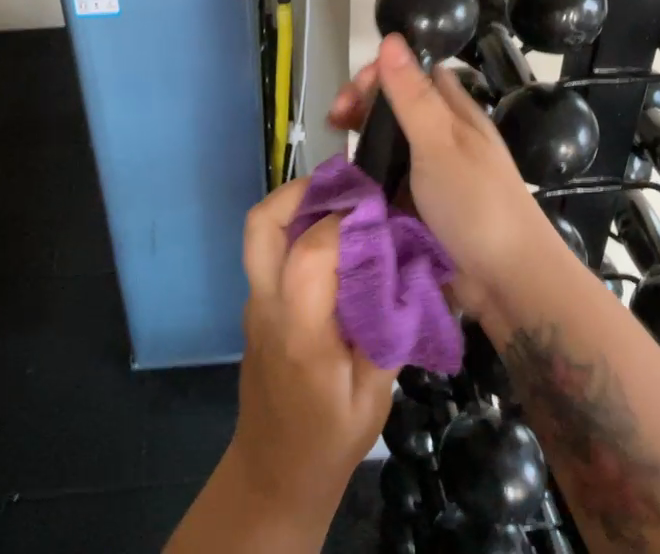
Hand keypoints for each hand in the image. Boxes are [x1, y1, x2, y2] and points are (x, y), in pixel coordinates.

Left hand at [228, 179, 396, 517]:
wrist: (272, 475)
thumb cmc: (328, 441)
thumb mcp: (373, 396)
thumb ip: (386, 330)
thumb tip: (405, 271)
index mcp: (299, 330)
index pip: (311, 252)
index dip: (344, 221)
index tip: (378, 207)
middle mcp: (266, 306)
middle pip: (261, 225)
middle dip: (299, 191)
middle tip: (345, 184)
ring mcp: (254, 306)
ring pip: (259, 236)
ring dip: (295, 208)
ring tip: (343, 205)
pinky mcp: (256, 310)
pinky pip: (269, 256)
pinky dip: (296, 234)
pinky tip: (336, 245)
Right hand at [329, 35, 562, 313]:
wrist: (505, 283)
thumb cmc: (478, 204)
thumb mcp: (440, 143)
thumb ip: (411, 95)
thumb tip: (390, 37)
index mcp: (454, 116)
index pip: (413, 75)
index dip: (381, 73)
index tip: (353, 92)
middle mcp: (439, 141)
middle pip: (393, 110)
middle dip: (360, 109)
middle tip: (335, 123)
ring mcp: (426, 178)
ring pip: (383, 149)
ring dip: (357, 147)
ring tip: (333, 155)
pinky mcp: (413, 212)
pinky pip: (381, 187)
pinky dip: (361, 183)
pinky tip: (341, 188)